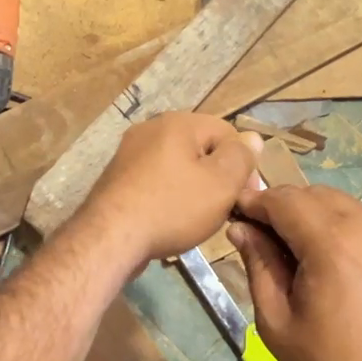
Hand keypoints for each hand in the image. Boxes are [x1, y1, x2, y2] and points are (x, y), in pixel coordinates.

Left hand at [76, 114, 261, 263]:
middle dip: (215, 176)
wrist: (109, 237)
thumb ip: (241, 158)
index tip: (244, 197)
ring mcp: (129, 153)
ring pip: (176, 166)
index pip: (226, 132)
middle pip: (199, 148)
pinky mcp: (117, 178)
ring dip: (191, 189)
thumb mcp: (220, 183)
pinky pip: (154, 182)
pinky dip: (166, 197)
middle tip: (222, 209)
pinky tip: (168, 220)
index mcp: (178, 122)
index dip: (243, 164)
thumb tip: (252, 138)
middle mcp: (150, 129)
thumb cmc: (171, 208)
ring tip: (196, 218)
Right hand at [228, 185, 361, 360]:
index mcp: (332, 242)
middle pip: (311, 194)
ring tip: (293, 254)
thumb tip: (240, 228)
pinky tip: (327, 262)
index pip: (283, 199)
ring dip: (309, 215)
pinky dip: (336, 226)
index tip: (234, 216)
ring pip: (338, 203)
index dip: (254, 203)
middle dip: (281, 207)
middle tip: (260, 239)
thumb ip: (259, 266)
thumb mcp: (278, 322)